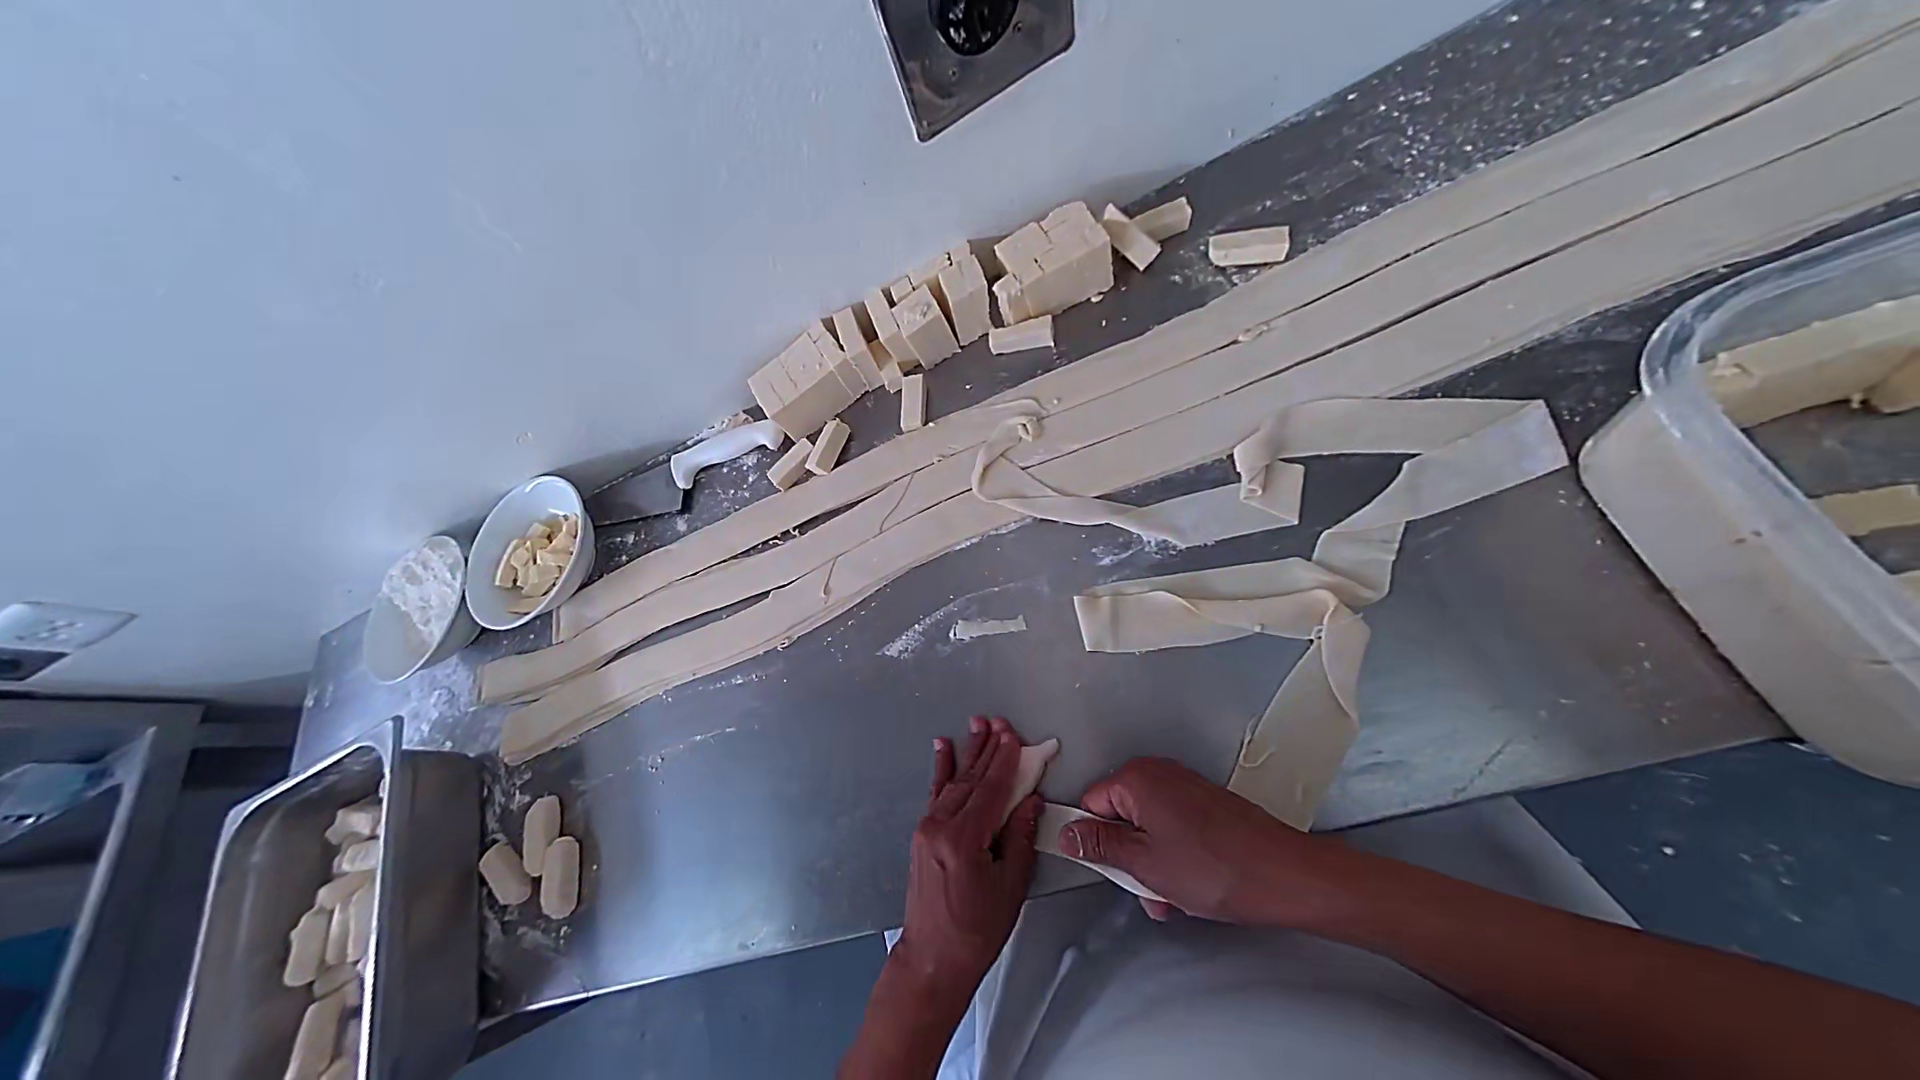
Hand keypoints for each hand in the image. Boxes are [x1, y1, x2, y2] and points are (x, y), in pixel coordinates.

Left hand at [893, 716, 1041, 989]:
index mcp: (963, 839)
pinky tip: (944, 748)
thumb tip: (1030, 801)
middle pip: (972, 779)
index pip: (991, 789)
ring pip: (954, 781)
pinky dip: (942, 768)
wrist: (933, 960)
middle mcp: (940, 826)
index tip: (1016, 738)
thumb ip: (1021, 837)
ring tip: (979, 725)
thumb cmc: (975, 931)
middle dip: (988, 748)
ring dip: (969, 752)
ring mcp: (927, 828)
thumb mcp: (1011, 885)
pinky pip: (935, 793)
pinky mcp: (922, 833)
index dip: (1006, 762)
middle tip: (1000, 723)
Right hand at [1058, 757, 1352, 925]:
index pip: (1089, 804)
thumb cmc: (1221, 868)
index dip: (1093, 840)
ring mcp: (1184, 788)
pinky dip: (1174, 856)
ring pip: (1146, 828)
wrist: (1286, 877)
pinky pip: (1171, 828)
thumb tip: (1069, 833)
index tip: (1105, 865)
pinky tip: (1192, 883)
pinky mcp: (1204, 804)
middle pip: (1118, 816)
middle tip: (1146, 886)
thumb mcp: (1143, 864)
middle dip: (1127, 857)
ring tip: (1175, 892)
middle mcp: (1160, 774)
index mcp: (1137, 779)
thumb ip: (1098, 845)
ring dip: (1152, 864)